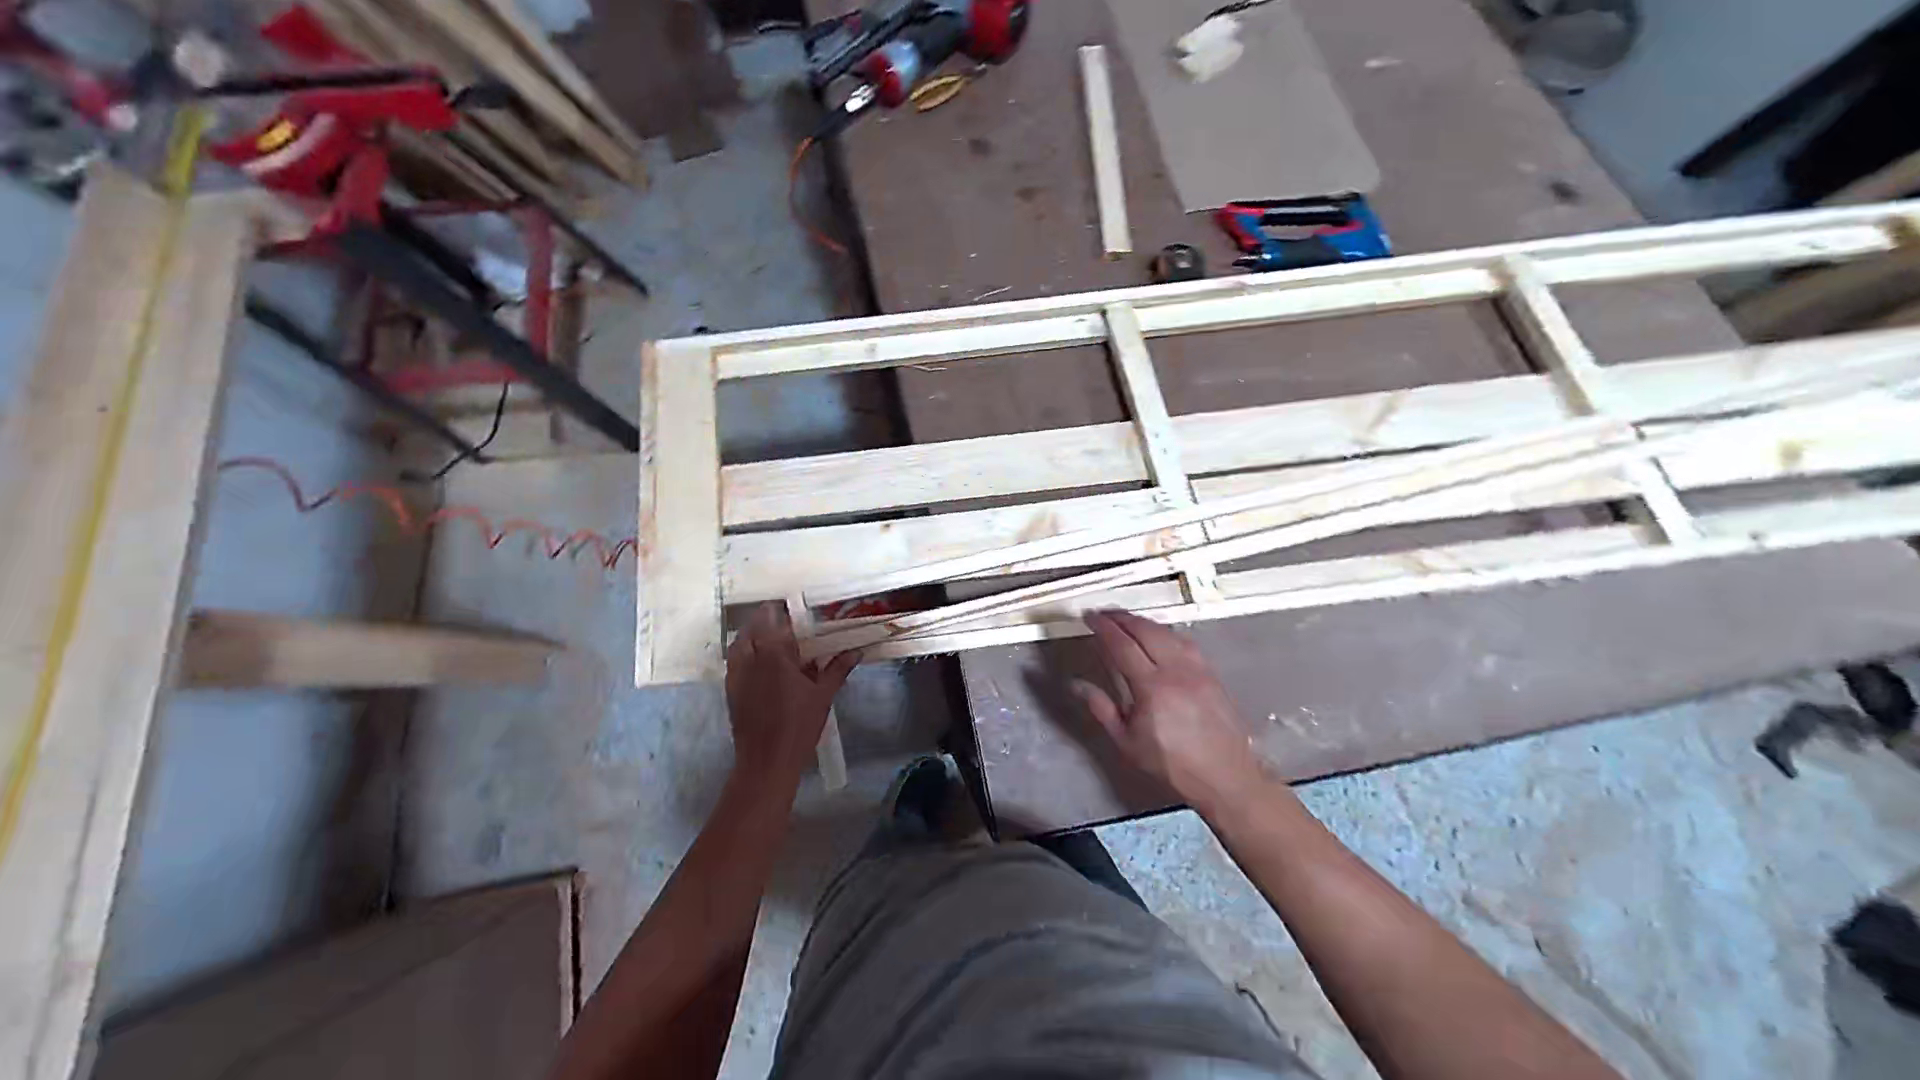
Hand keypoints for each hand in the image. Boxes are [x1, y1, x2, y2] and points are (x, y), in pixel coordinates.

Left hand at [724, 603, 858, 783]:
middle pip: (754, 625)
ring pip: (740, 640)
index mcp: (774, 653)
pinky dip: (745, 651)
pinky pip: (734, 658)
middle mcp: (751, 656)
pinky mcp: (730, 687)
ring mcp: (736, 672)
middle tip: (787, 622)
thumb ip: (837, 669)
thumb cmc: (798, 726)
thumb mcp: (823, 696)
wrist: (766, 761)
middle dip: (768, 618)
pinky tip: (760, 661)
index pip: (776, 619)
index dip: (786, 610)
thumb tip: (856, 651)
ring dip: (754, 633)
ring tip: (772, 637)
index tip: (798, 609)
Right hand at [1073, 610, 1271, 817]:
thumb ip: (1101, 709)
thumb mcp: (1127, 743)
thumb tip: (1077, 685)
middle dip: (1122, 617)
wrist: (1225, 777)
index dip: (1103, 627)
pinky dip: (1165, 632)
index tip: (1089, 618)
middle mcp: (1177, 671)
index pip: (1122, 645)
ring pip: (1167, 632)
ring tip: (1127, 621)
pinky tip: (1158, 636)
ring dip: (1144, 622)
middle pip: (1146, 630)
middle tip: (1104, 614)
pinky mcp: (1212, 673)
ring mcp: (1198, 669)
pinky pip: (1185, 642)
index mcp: (1152, 687)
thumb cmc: (1172, 764)